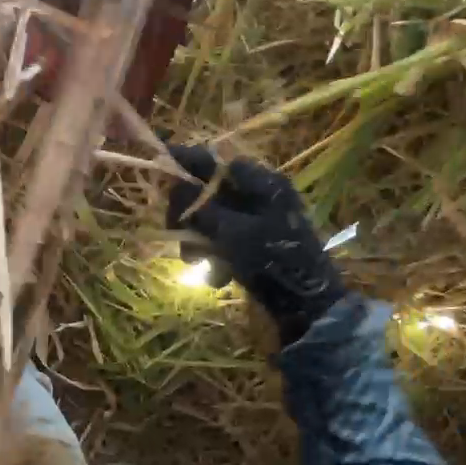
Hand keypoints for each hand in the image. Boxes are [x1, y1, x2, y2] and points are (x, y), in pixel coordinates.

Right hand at [164, 145, 347, 344]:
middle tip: (177, 236)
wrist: (307, 304)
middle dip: (189, 216)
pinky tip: (218, 277)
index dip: (186, 162)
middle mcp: (261, 196)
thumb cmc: (272, 261)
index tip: (158, 160)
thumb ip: (201, 209)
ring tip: (199, 265)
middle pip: (208, 193)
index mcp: (262, 184)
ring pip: (211, 219)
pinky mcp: (256, 242)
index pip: (216, 162)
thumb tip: (174, 184)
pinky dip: (216, 256)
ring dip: (199, 242)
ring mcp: (259, 220)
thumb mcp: (231, 233)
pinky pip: (224, 239)